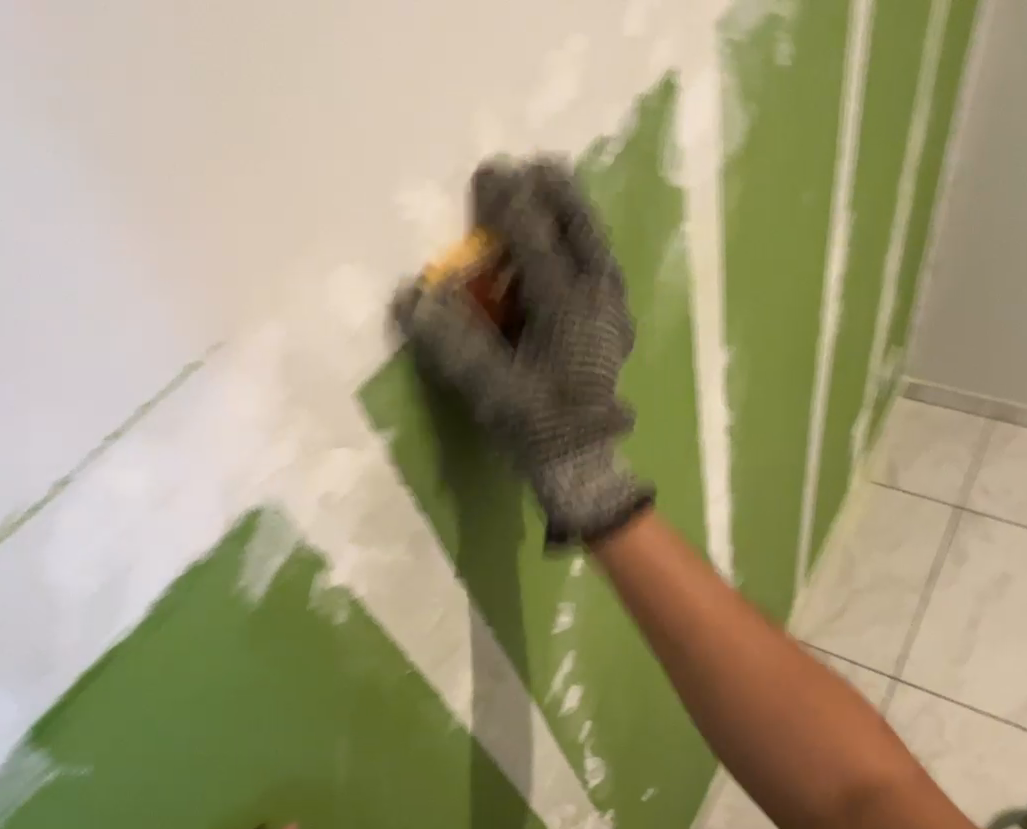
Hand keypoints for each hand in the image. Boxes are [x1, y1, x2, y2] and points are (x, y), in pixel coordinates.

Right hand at [394, 156, 653, 545]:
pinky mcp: (616, 332)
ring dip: (576, 220)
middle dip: (558, 197)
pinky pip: (603, 275)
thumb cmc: (535, 426)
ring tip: (557, 191)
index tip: (489, 172)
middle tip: (538, 166)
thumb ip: (450, 338)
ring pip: (598, 251)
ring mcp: (613, 316)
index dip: (508, 204)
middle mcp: (597, 300)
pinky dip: (588, 251)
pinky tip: (577, 251)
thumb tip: (410, 295)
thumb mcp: (485, 386)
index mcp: (566, 306)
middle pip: (581, 232)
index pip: (534, 239)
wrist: (582, 464)